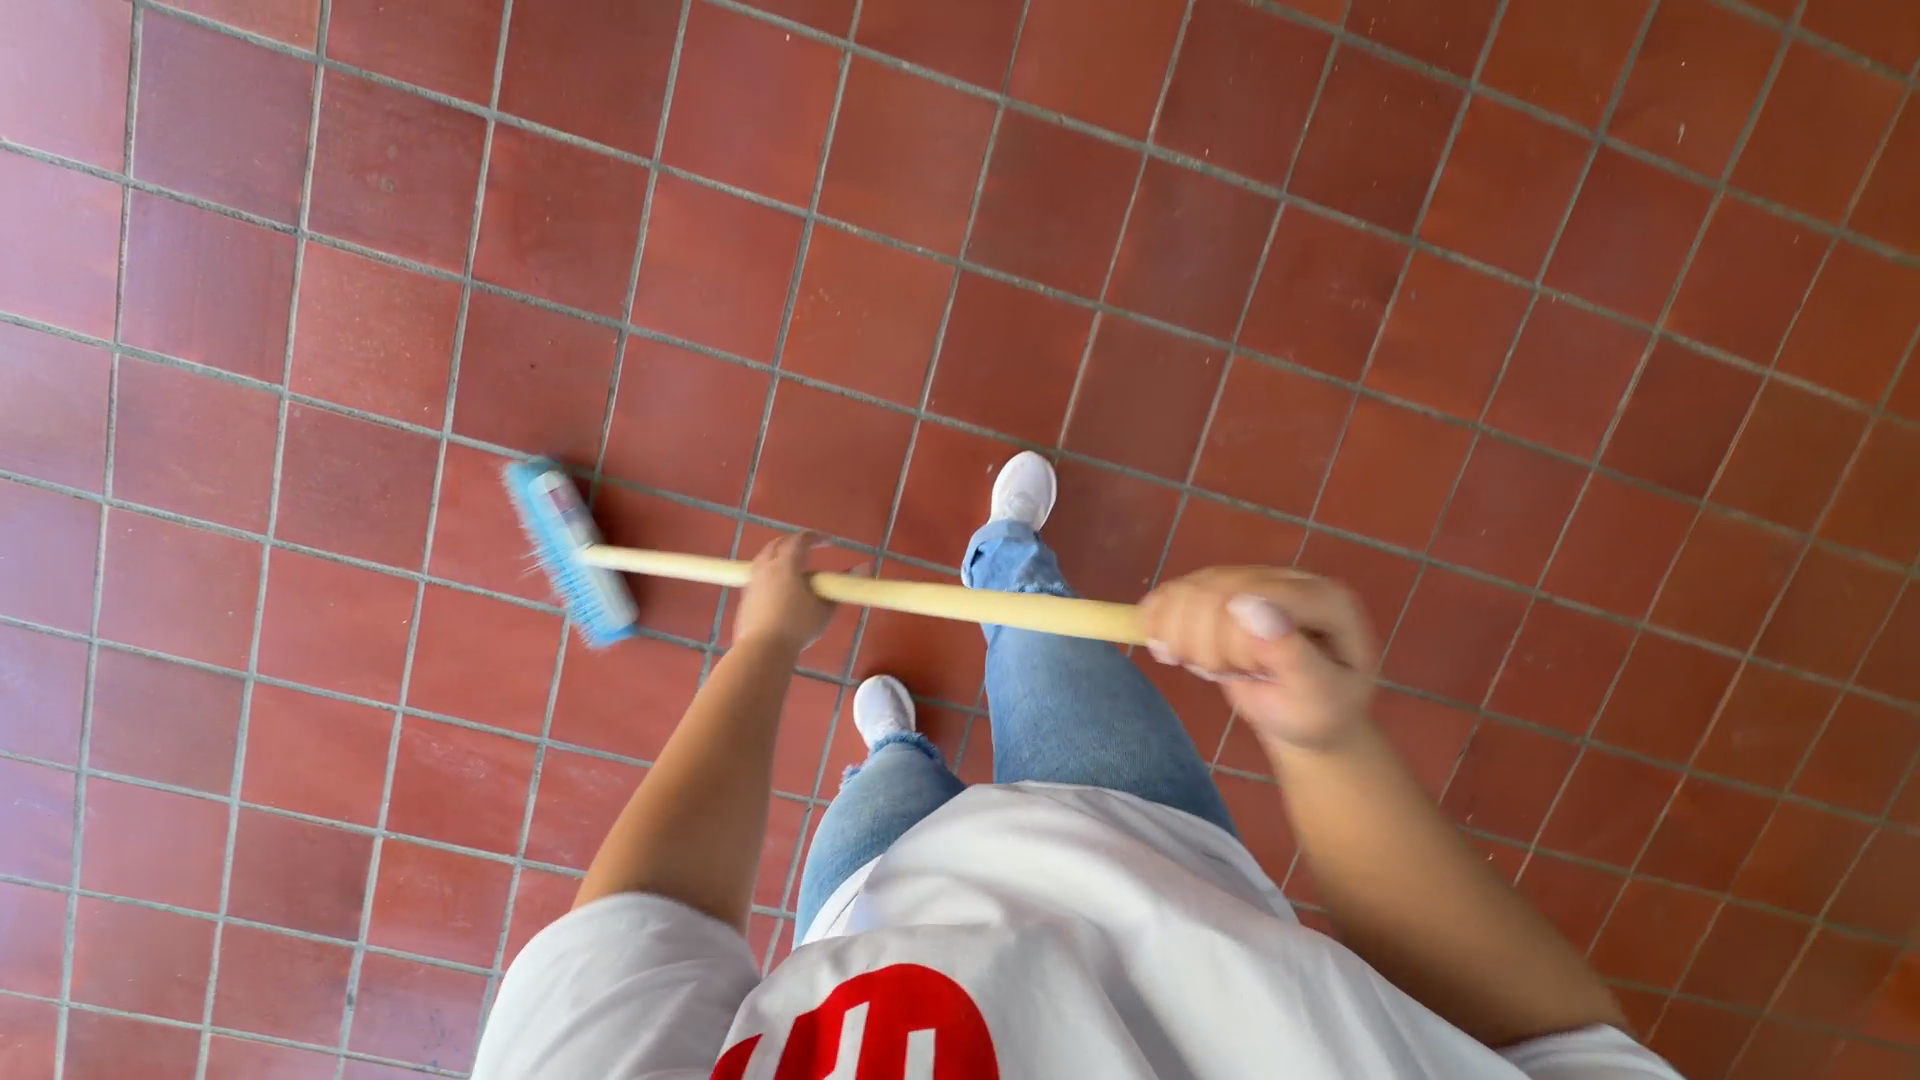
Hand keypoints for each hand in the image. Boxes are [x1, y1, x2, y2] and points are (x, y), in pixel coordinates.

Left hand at [733, 533, 838, 650]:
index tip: (829, 542)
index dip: (815, 537)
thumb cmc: (798, 626)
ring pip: (764, 558)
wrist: (762, 649)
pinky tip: (778, 587)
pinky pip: (757, 574)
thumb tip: (864, 567)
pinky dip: (769, 572)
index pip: (800, 540)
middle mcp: (766, 567)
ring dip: (779, 555)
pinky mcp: (745, 597)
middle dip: (794, 542)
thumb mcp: (825, 608)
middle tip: (809, 549)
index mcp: (786, 565)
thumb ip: (841, 586)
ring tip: (792, 567)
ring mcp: (752, 582)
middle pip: (778, 544)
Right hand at [1140, 567, 1378, 752]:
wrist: (1299, 716)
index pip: (1262, 596)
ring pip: (1196, 587)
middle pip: (1222, 588)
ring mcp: (1254, 581)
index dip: (1231, 635)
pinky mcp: (1224, 589)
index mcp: (1325, 600)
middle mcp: (1290, 579)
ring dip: (1182, 632)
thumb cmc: (1314, 713)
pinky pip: (1181, 590)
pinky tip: (1162, 645)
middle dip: (1206, 640)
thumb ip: (1288, 653)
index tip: (1224, 673)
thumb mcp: (1313, 696)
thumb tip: (1249, 606)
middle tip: (1219, 674)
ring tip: (1200, 664)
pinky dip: (1162, 618)